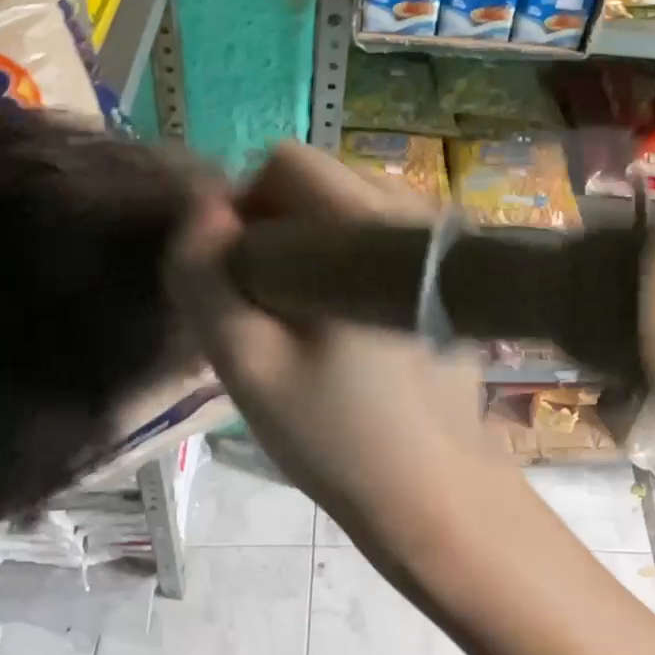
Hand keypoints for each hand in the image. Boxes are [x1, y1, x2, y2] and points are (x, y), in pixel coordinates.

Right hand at [164, 143, 500, 536]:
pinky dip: (350, 254)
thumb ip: (207, 275)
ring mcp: (439, 233)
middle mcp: (412, 209)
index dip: (244, 215)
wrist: (436, 489)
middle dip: (280, 226)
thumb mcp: (245, 362)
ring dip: (315, 241)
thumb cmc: (336, 433)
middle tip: (274, 307)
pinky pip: (379, 227)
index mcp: (366, 224)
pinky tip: (351, 318)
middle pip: (320, 177)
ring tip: (312, 316)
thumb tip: (203, 206)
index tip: (244, 283)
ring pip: (348, 200)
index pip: (286, 165)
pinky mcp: (451, 261)